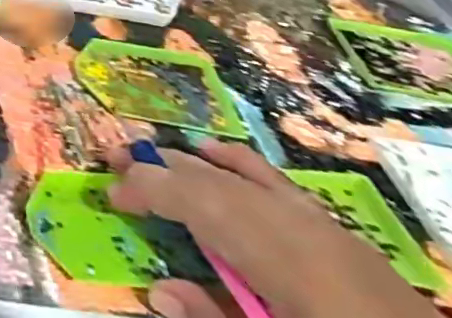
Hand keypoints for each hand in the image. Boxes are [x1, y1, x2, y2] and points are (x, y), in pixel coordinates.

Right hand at [106, 139, 435, 317]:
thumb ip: (216, 317)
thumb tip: (157, 289)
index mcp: (275, 257)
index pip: (196, 203)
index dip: (149, 190)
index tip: (114, 194)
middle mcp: (293, 226)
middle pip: (213, 183)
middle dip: (159, 168)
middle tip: (113, 161)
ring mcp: (318, 224)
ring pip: (239, 177)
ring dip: (190, 164)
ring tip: (149, 156)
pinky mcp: (337, 231)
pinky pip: (277, 181)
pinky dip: (240, 162)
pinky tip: (213, 150)